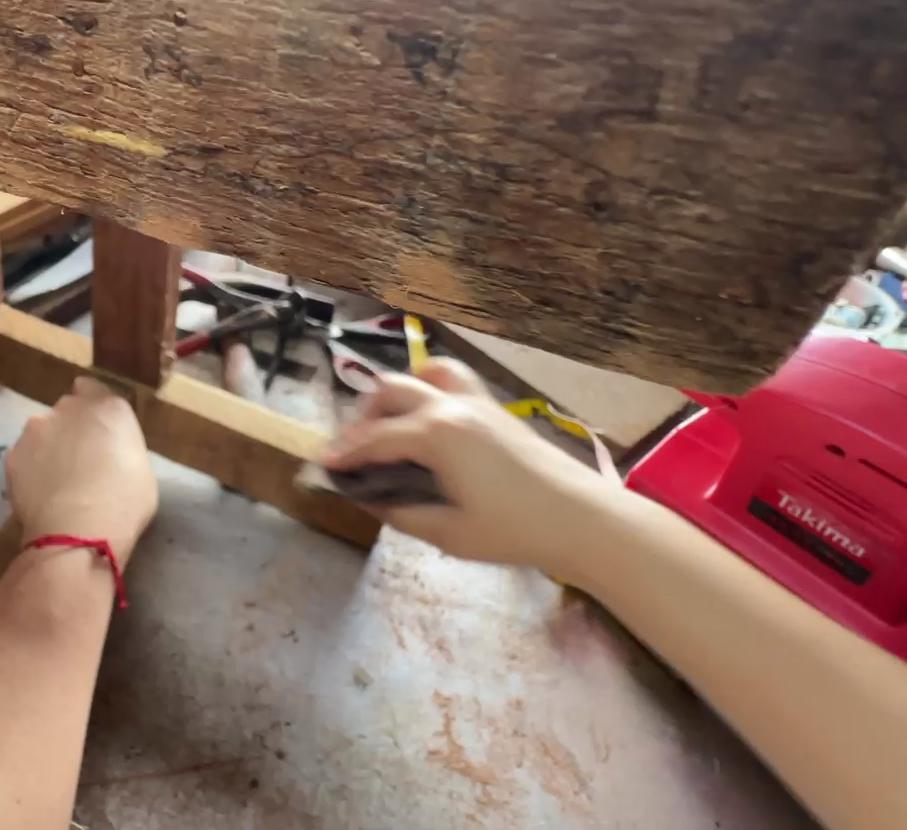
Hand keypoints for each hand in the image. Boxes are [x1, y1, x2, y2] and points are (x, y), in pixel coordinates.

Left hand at [6, 377, 159, 564]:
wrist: (78, 533)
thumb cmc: (125, 503)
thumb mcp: (140, 467)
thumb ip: (120, 445)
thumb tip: (109, 449)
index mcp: (109, 407)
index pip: (94, 388)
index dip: (93, 406)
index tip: (95, 426)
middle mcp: (70, 407)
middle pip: (67, 408)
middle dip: (71, 426)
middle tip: (79, 458)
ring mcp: (37, 428)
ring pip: (42, 431)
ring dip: (49, 447)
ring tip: (56, 480)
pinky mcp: (13, 454)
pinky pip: (24, 457)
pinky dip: (30, 469)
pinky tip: (40, 492)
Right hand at [321, 359, 612, 578]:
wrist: (584, 520)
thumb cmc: (514, 531)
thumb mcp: (449, 533)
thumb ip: (401, 513)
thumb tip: (369, 499)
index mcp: (435, 435)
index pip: (375, 439)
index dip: (345, 452)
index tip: (322, 464)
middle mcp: (449, 406)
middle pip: (389, 393)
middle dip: (362, 418)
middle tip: (353, 448)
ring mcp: (474, 401)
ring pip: (421, 374)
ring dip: (396, 393)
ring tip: (387, 421)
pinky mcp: (493, 407)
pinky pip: (451, 379)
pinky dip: (428, 386)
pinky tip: (427, 415)